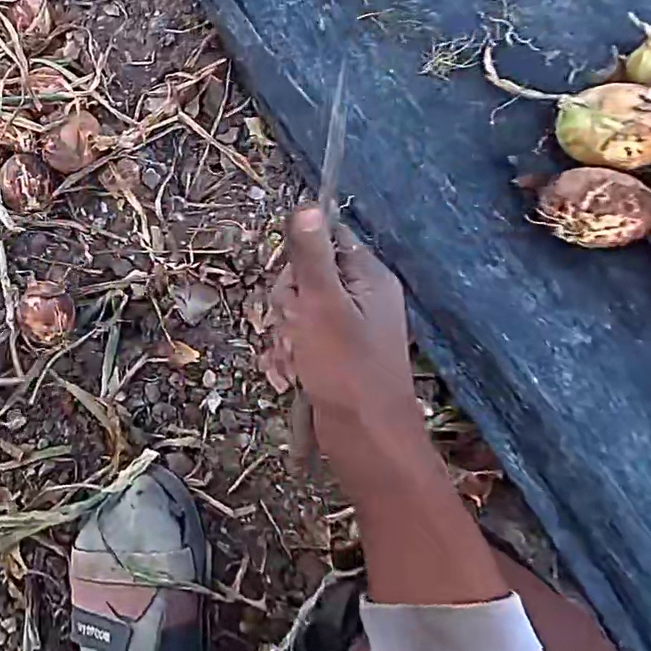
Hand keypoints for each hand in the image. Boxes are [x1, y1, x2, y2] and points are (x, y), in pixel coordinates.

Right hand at [272, 206, 508, 605]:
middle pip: (303, 275)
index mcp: (368, 277)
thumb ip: (311, 256)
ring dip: (282, 333)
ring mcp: (347, 327)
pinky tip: (287, 374)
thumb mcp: (322, 306)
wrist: (368, 447)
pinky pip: (298, 337)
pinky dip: (287, 354)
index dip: (298, 259)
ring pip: (294, 309)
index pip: (324, 239)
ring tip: (290, 360)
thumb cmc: (347, 372)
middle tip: (292, 329)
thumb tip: (307, 203)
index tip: (293, 288)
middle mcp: (360, 297)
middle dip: (286, 304)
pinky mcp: (334, 354)